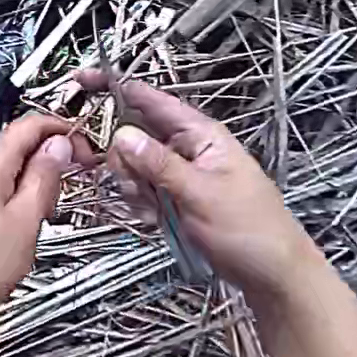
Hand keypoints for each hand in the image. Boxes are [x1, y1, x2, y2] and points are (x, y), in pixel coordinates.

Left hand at [0, 114, 90, 323]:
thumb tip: (59, 143)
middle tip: (63, 195)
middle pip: (19, 142)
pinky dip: (16, 191)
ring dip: (34, 178)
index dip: (62, 130)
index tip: (85, 153)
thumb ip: (45, 176)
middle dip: (48, 160)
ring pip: (9, 163)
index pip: (30, 124)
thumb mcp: (27, 219)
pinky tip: (22, 221)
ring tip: (41, 215)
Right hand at [75, 69, 317, 295]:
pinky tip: (159, 218)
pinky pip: (139, 189)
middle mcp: (185, 148)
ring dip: (134, 186)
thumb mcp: (201, 194)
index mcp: (199, 134)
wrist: (272, 276)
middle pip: (133, 134)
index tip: (84, 80)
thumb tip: (123, 135)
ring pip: (132, 165)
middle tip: (140, 185)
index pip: (150, 98)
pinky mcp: (172, 196)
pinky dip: (141, 203)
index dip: (114, 87)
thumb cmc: (253, 231)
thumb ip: (159, 164)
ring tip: (157, 207)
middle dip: (125, 160)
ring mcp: (177, 172)